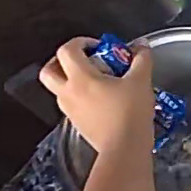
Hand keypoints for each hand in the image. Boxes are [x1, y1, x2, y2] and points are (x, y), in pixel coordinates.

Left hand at [39, 37, 156, 156]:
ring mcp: (70, 110)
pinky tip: (103, 99)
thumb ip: (141, 59)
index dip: (81, 42)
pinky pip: (71, 103)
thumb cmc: (130, 112)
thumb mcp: (141, 80)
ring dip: (72, 79)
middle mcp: (68, 93)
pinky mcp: (77, 123)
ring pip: (59, 88)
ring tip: (97, 80)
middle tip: (83, 61)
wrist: (124, 147)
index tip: (99, 45)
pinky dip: (81, 96)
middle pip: (49, 70)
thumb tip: (141, 46)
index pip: (67, 50)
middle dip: (62, 61)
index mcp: (80, 78)